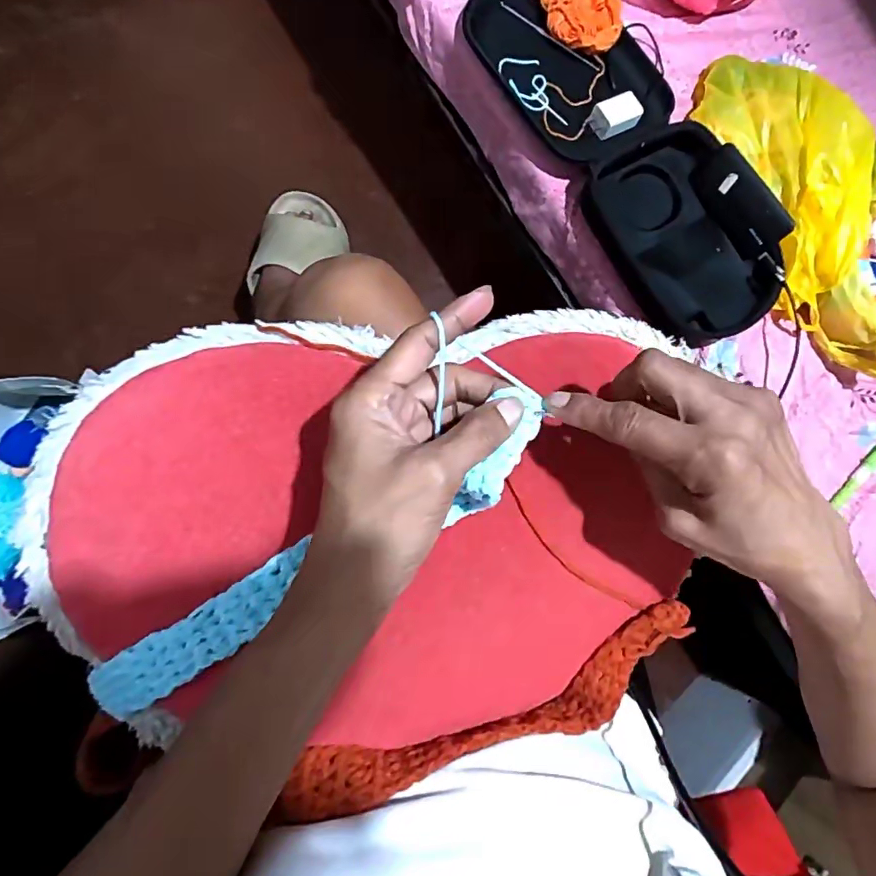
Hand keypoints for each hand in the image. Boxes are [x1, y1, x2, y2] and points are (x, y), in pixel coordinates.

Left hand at [315, 287, 524, 589]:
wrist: (356, 581)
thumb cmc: (386, 521)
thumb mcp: (436, 472)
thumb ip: (478, 433)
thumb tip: (514, 406)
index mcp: (372, 400)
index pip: (418, 344)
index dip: (455, 318)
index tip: (488, 295)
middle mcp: (380, 408)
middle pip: (439, 378)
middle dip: (480, 386)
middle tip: (519, 404)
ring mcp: (393, 434)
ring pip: (445, 406)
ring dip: (479, 413)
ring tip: (514, 424)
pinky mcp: (405, 457)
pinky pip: (443, 432)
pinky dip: (470, 433)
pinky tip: (497, 438)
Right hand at [547, 350, 858, 615]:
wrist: (807, 538)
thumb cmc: (740, 543)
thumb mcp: (676, 520)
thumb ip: (645, 466)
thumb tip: (623, 428)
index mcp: (710, 456)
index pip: (632, 419)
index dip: (588, 410)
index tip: (556, 401)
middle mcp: (732, 413)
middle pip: (654, 364)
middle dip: (623, 383)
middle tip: (620, 412)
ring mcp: (751, 397)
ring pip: (678, 366)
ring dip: (653, 388)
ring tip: (657, 422)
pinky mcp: (762, 394)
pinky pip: (703, 379)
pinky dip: (682, 395)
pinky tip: (692, 426)